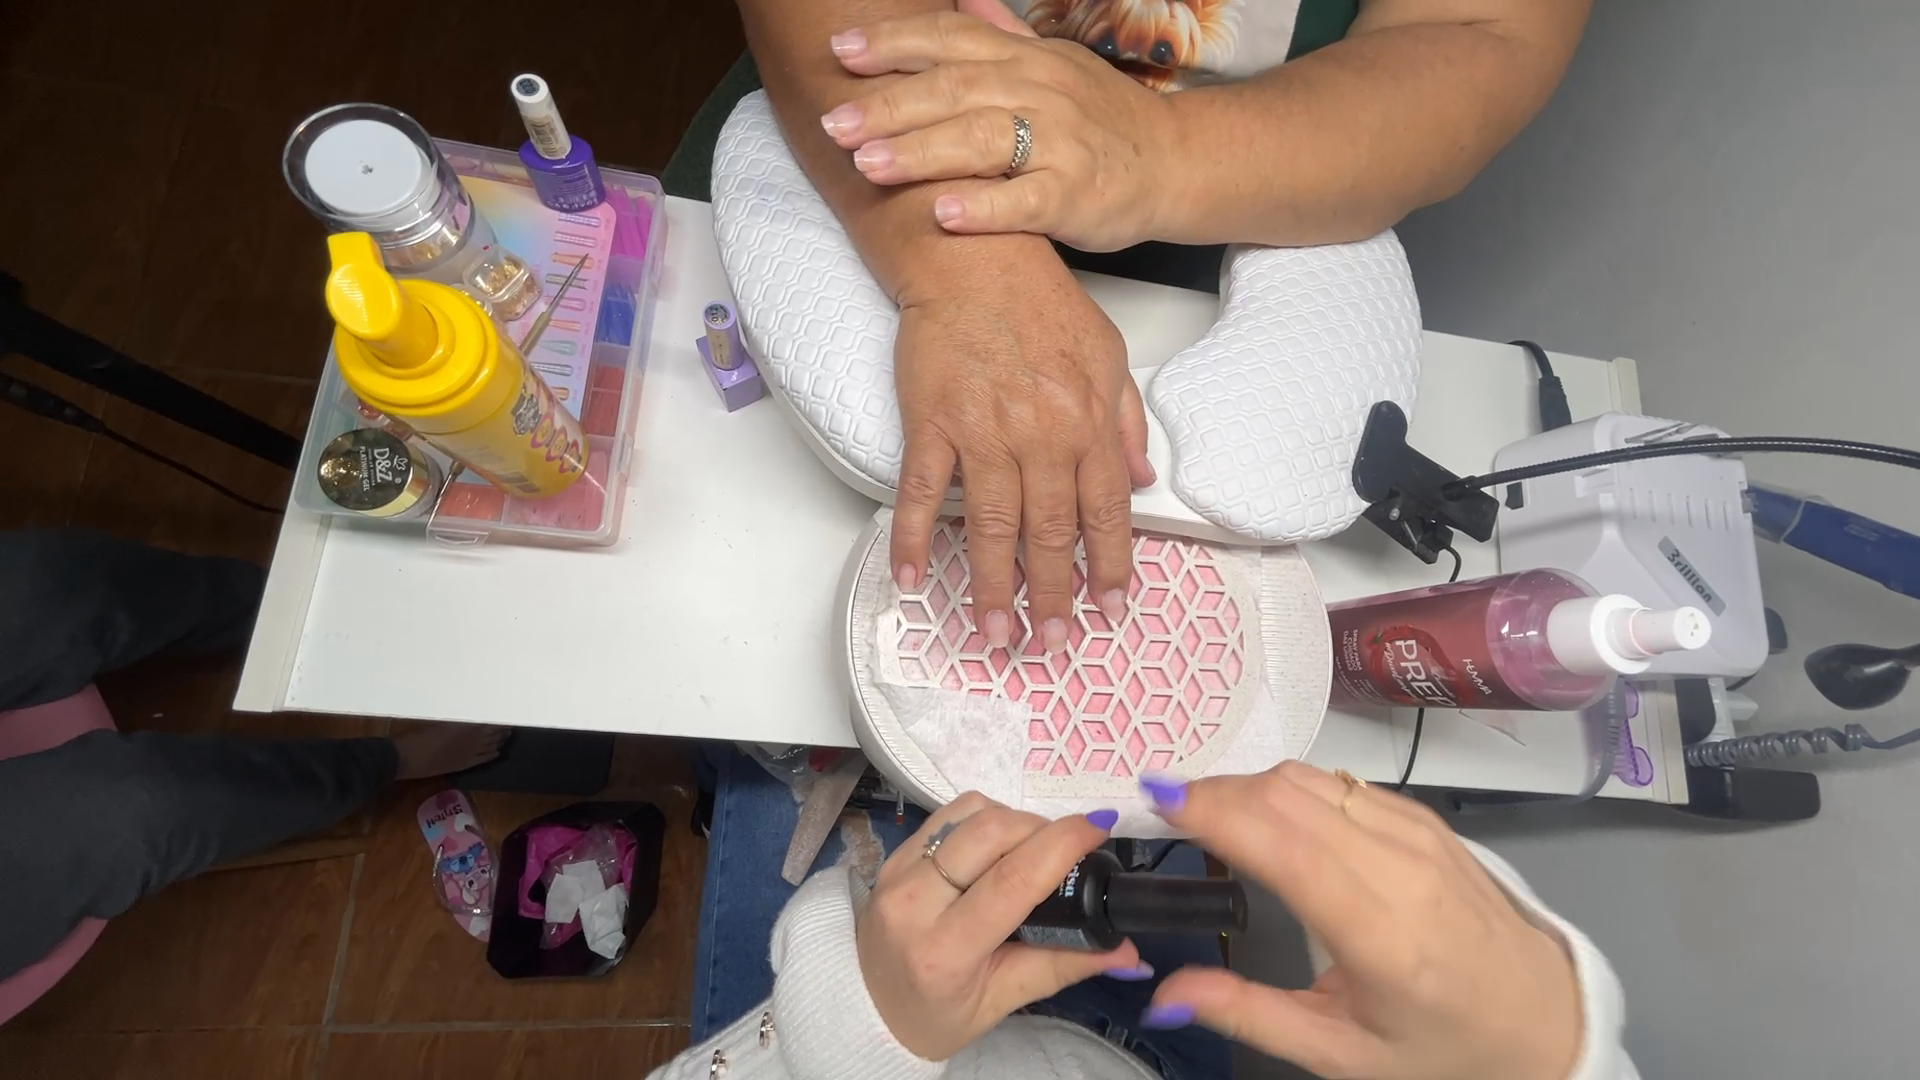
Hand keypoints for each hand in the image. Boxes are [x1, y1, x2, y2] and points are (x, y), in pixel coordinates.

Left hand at [821, 1, 1178, 252]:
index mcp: (1026, 59)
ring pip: (981, 139)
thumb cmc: (1102, 122)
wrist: (1170, 164)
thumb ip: (1004, 35)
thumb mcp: (1054, 65)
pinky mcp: (1074, 196)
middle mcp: (1039, 91)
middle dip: (889, 105)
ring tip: (870, 165)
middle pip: (953, 90)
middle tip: (837, 123)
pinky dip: (983, 207)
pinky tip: (943, 214)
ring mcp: (1059, 143)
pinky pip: (1024, 200)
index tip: (842, 52)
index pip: (951, 40)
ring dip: (921, 152)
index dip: (894, 43)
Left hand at [857, 794, 1132, 1059]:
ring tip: (1032, 848)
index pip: (1010, 881)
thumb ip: (1062, 966)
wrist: (863, 1004)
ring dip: (1014, 818)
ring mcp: (899, 868)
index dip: (1061, 845)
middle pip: (990, 830)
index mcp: (944, 951)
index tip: (1099, 827)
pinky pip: (950, 812)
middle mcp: (915, 900)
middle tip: (1069, 846)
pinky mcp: (896, 849)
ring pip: (970, 811)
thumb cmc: (935, 1013)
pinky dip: (986, 817)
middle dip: (1042, 826)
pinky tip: (998, 844)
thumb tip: (1126, 949)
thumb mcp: (1000, 1003)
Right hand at [890, 253, 1152, 652]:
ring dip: (993, 587)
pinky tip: (912, 580)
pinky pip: (920, 492)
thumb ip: (1127, 424)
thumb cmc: (1041, 304)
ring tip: (996, 634)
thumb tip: (1144, 484)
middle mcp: (1040, 436)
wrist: (976, 258)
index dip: (1110, 566)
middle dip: (1053, 596)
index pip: (1105, 512)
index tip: (1110, 608)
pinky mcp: (932, 424)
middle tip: (1051, 643)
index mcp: (1086, 422)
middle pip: (1050, 533)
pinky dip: (912, 538)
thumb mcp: (1108, 356)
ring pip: (991, 526)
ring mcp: (982, 433)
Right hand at [1141, 764, 1583, 1079]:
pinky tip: (1265, 814)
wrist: (1550, 1023)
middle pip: (1285, 795)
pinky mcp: (1419, 814)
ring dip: (1244, 784)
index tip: (1157, 799)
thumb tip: (1164, 993)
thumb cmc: (1444, 1049)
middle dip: (1214, 792)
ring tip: (1209, 812)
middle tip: (1168, 809)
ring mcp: (1415, 832)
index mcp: (1384, 938)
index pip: (1286, 848)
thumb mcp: (1341, 1053)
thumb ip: (1246, 1013)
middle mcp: (1402, 869)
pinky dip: (1282, 786)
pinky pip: (1331, 779)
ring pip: (1303, 777)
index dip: (1216, 812)